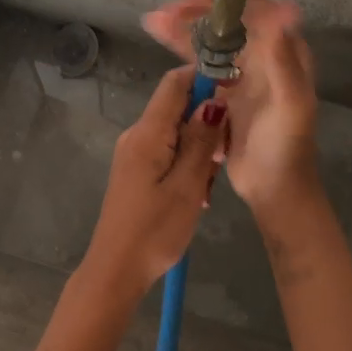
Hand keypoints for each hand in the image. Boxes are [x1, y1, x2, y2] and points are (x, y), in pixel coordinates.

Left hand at [80, 66, 224, 299]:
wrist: (116, 271)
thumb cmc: (154, 230)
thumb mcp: (187, 186)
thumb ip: (201, 141)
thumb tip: (214, 100)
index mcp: (147, 133)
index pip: (174, 82)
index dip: (205, 79)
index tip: (235, 93)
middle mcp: (137, 135)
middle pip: (177, 107)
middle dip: (207, 123)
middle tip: (223, 157)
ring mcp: (134, 154)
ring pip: (175, 133)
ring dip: (199, 150)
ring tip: (209, 186)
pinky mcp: (136, 172)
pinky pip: (167, 153)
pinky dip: (187, 164)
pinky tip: (197, 194)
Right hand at [143, 0, 320, 213]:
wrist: (273, 189)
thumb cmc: (287, 146)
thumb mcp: (291, 102)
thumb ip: (283, 58)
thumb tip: (284, 9)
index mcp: (285, 52)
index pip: (257, 9)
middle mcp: (264, 54)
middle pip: (229, 19)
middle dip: (199, 8)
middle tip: (168, 5)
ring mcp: (242, 71)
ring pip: (211, 37)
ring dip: (184, 24)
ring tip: (154, 18)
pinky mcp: (223, 89)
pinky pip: (200, 60)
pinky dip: (179, 46)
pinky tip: (158, 35)